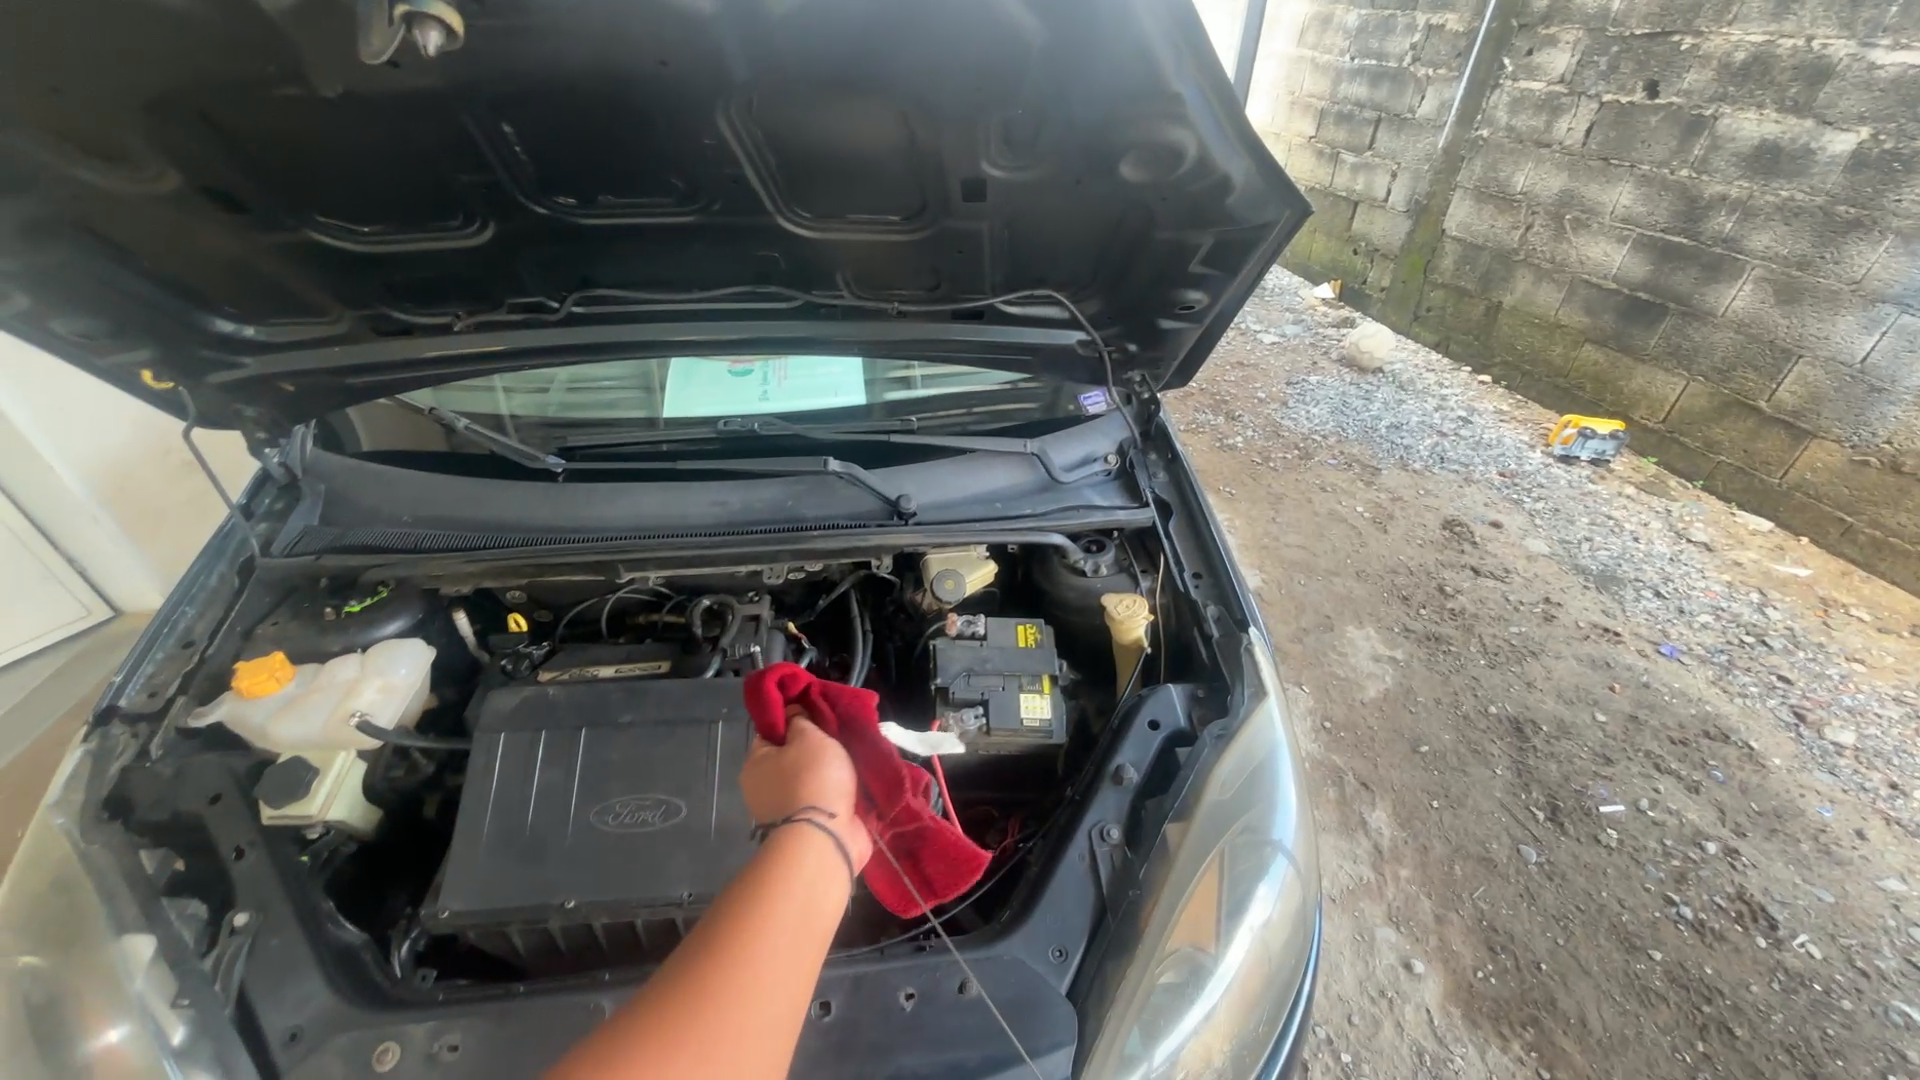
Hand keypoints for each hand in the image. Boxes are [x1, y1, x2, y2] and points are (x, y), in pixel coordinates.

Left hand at [741, 707, 871, 871]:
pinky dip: (839, 794)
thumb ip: (800, 721)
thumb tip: (791, 714)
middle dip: (816, 749)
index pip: (770, 733)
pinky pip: (825, 801)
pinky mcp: (810, 828)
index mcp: (756, 765)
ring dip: (831, 773)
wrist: (826, 837)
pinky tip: (857, 782)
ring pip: (811, 781)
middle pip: (792, 758)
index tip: (815, 716)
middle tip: (839, 736)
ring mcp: (787, 812)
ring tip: (854, 757)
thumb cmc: (812, 778)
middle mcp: (765, 789)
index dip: (792, 721)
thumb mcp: (808, 737)